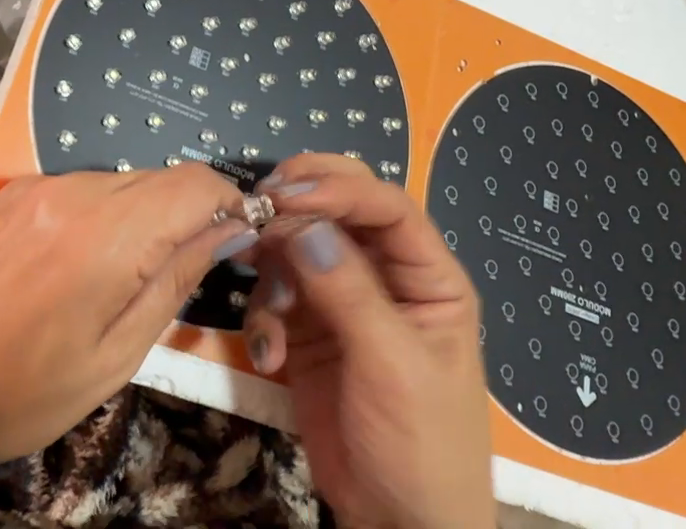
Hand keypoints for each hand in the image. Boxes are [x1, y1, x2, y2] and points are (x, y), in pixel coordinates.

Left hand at [0, 163, 255, 459]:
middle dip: (188, 212)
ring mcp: (40, 186)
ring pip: (125, 179)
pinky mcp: (17, 192)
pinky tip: (86, 261)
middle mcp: (74, 192)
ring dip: (145, 213)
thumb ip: (178, 277)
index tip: (236, 239)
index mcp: (106, 234)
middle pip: (162, 177)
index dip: (229, 203)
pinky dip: (105, 212)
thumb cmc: (28, 387)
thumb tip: (228, 229)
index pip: (195, 183)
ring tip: (127, 274)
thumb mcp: (119, 352)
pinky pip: (84, 187)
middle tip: (184, 268)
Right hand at [242, 154, 494, 528]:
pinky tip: (266, 355)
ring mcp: (340, 299)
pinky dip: (261, 316)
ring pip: (296, 245)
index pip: (385, 206)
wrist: (397, 523)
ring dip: (273, 266)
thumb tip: (301, 224)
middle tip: (258, 209)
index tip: (284, 195)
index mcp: (426, 275)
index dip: (337, 190)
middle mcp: (383, 275)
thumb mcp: (394, 366)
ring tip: (271, 309)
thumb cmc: (421, 445)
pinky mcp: (305, 328)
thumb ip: (349, 292)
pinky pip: (273, 294)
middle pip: (339, 209)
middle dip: (297, 204)